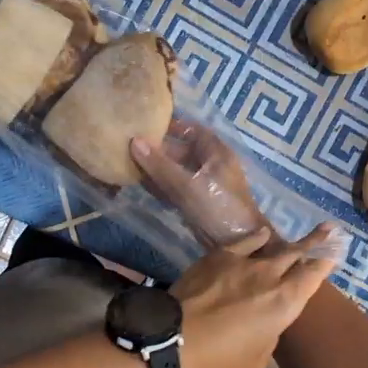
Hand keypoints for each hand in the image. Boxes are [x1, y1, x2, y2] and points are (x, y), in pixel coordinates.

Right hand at [131, 121, 268, 246]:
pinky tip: (139, 181)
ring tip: (128, 159)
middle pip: (181, 150)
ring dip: (156, 167)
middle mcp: (210, 165)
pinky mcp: (197, 202)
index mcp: (216, 153)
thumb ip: (160, 165)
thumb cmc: (219, 207)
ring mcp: (203, 185)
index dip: (172, 125)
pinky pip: (175, 187)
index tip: (147, 122)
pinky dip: (160, 184)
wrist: (239, 246)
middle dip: (158, 147)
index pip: (192, 130)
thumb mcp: (188, 185)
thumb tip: (134, 141)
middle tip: (129, 142)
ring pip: (176, 170)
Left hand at [172, 225, 342, 367]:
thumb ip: (269, 336)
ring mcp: (244, 262)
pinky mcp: (218, 256)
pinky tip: (261, 233)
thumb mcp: (257, 362)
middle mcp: (270, 276)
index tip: (336, 250)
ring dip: (287, 241)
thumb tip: (266, 322)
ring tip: (294, 235)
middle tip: (329, 228)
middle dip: (315, 241)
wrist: (173, 339)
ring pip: (272, 245)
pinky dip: (256, 237)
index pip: (313, 276)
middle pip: (298, 253)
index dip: (326, 262)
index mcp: (285, 303)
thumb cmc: (219, 360)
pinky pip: (244, 242)